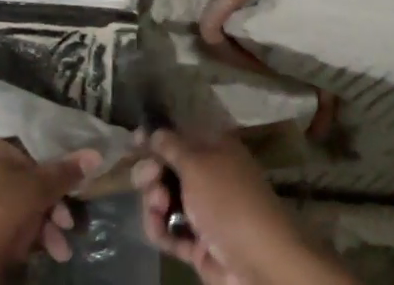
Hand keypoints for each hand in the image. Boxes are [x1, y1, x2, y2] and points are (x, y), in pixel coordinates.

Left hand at [0, 135, 102, 281]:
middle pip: (18, 178)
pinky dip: (18, 233)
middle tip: (67, 224)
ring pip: (9, 202)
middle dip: (49, 205)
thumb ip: (66, 171)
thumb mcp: (39, 189)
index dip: (50, 165)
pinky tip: (42, 252)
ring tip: (60, 249)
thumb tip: (95, 154)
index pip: (22, 144)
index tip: (68, 186)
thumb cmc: (0, 212)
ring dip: (40, 225)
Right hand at [131, 129, 312, 284]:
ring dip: (153, 203)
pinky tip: (159, 230)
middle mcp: (208, 177)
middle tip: (150, 179)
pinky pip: (169, 229)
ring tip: (159, 208)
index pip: (180, 136)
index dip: (156, 137)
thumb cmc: (228, 201)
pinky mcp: (197, 242)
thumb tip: (154, 130)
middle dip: (151, 173)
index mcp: (215, 150)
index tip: (134, 141)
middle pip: (167, 168)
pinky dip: (160, 229)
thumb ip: (170, 146)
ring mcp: (203, 211)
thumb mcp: (197, 164)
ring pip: (164, 200)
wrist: (260, 263)